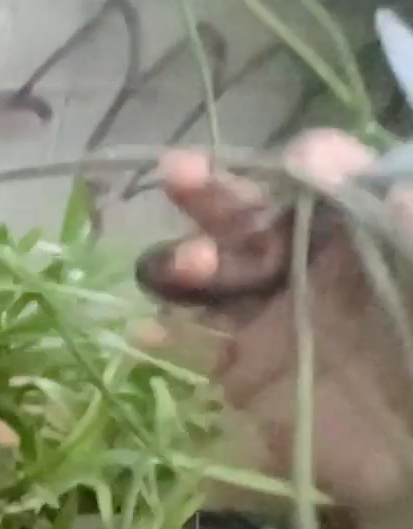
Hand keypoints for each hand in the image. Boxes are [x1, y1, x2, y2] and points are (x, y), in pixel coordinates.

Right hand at [142, 130, 412, 506]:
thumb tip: (365, 178)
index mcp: (379, 236)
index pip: (333, 183)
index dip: (307, 166)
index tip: (297, 163)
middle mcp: (319, 267)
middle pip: (253, 218)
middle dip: (215, 196)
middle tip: (179, 176)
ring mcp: (272, 316)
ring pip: (208, 271)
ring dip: (183, 260)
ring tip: (181, 269)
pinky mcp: (237, 366)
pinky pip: (188, 338)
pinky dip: (161, 330)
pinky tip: (150, 331)